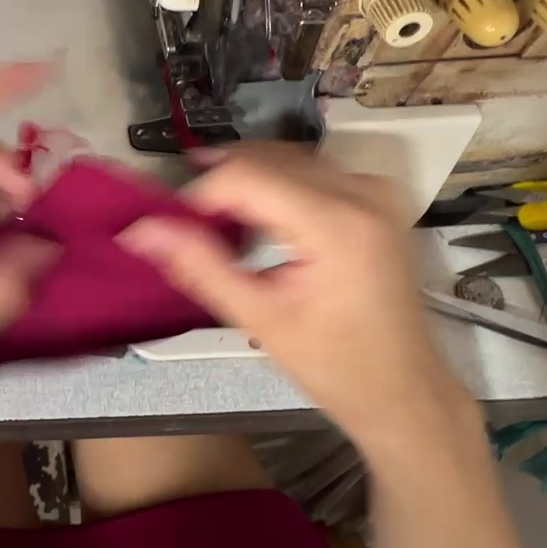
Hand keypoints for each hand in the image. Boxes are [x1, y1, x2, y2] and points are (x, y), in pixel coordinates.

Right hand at [119, 143, 472, 450]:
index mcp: (335, 223)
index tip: (173, 227)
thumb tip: (141, 231)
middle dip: (218, 183)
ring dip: (245, 179)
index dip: (199, 195)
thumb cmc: (335, 365)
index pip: (245, 176)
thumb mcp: (259, 318)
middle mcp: (361, 192)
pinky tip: (253, 214)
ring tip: (213, 218)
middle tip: (184, 221)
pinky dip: (275, 183)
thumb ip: (199, 266)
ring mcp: (374, 190)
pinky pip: (312, 169)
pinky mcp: (377, 197)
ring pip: (287, 157)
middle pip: (266, 158)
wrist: (405, 390)